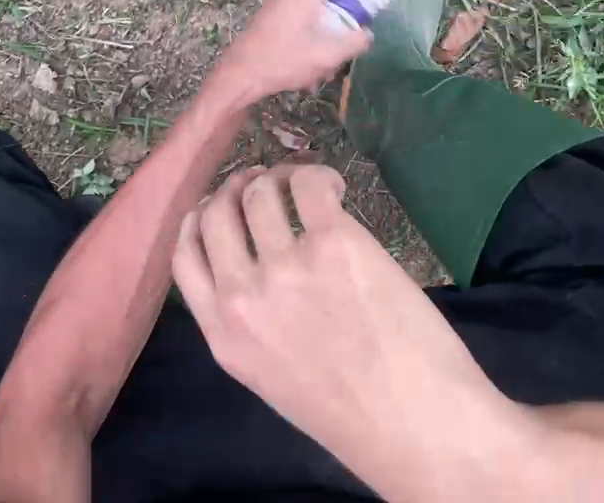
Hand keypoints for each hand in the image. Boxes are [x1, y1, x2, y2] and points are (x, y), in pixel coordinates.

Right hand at [173, 165, 535, 500]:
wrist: (420, 427)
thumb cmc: (353, 411)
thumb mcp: (270, 375)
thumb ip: (247, 321)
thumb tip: (251, 258)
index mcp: (223, 335)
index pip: (184, 255)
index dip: (197, 218)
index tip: (217, 204)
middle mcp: (242, 297)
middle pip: (215, 213)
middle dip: (234, 188)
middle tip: (261, 182)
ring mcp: (285, 267)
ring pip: (258, 191)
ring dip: (277, 177)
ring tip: (303, 184)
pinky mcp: (332, 243)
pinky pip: (307, 184)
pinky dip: (317, 175)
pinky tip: (334, 188)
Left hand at [207, 0, 378, 104]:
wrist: (241, 73)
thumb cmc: (283, 60)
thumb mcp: (327, 55)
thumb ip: (354, 41)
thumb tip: (367, 33)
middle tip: (368, 3)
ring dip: (331, 14)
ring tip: (337, 46)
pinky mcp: (273, 8)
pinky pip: (304, 6)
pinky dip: (317, 20)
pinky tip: (317, 52)